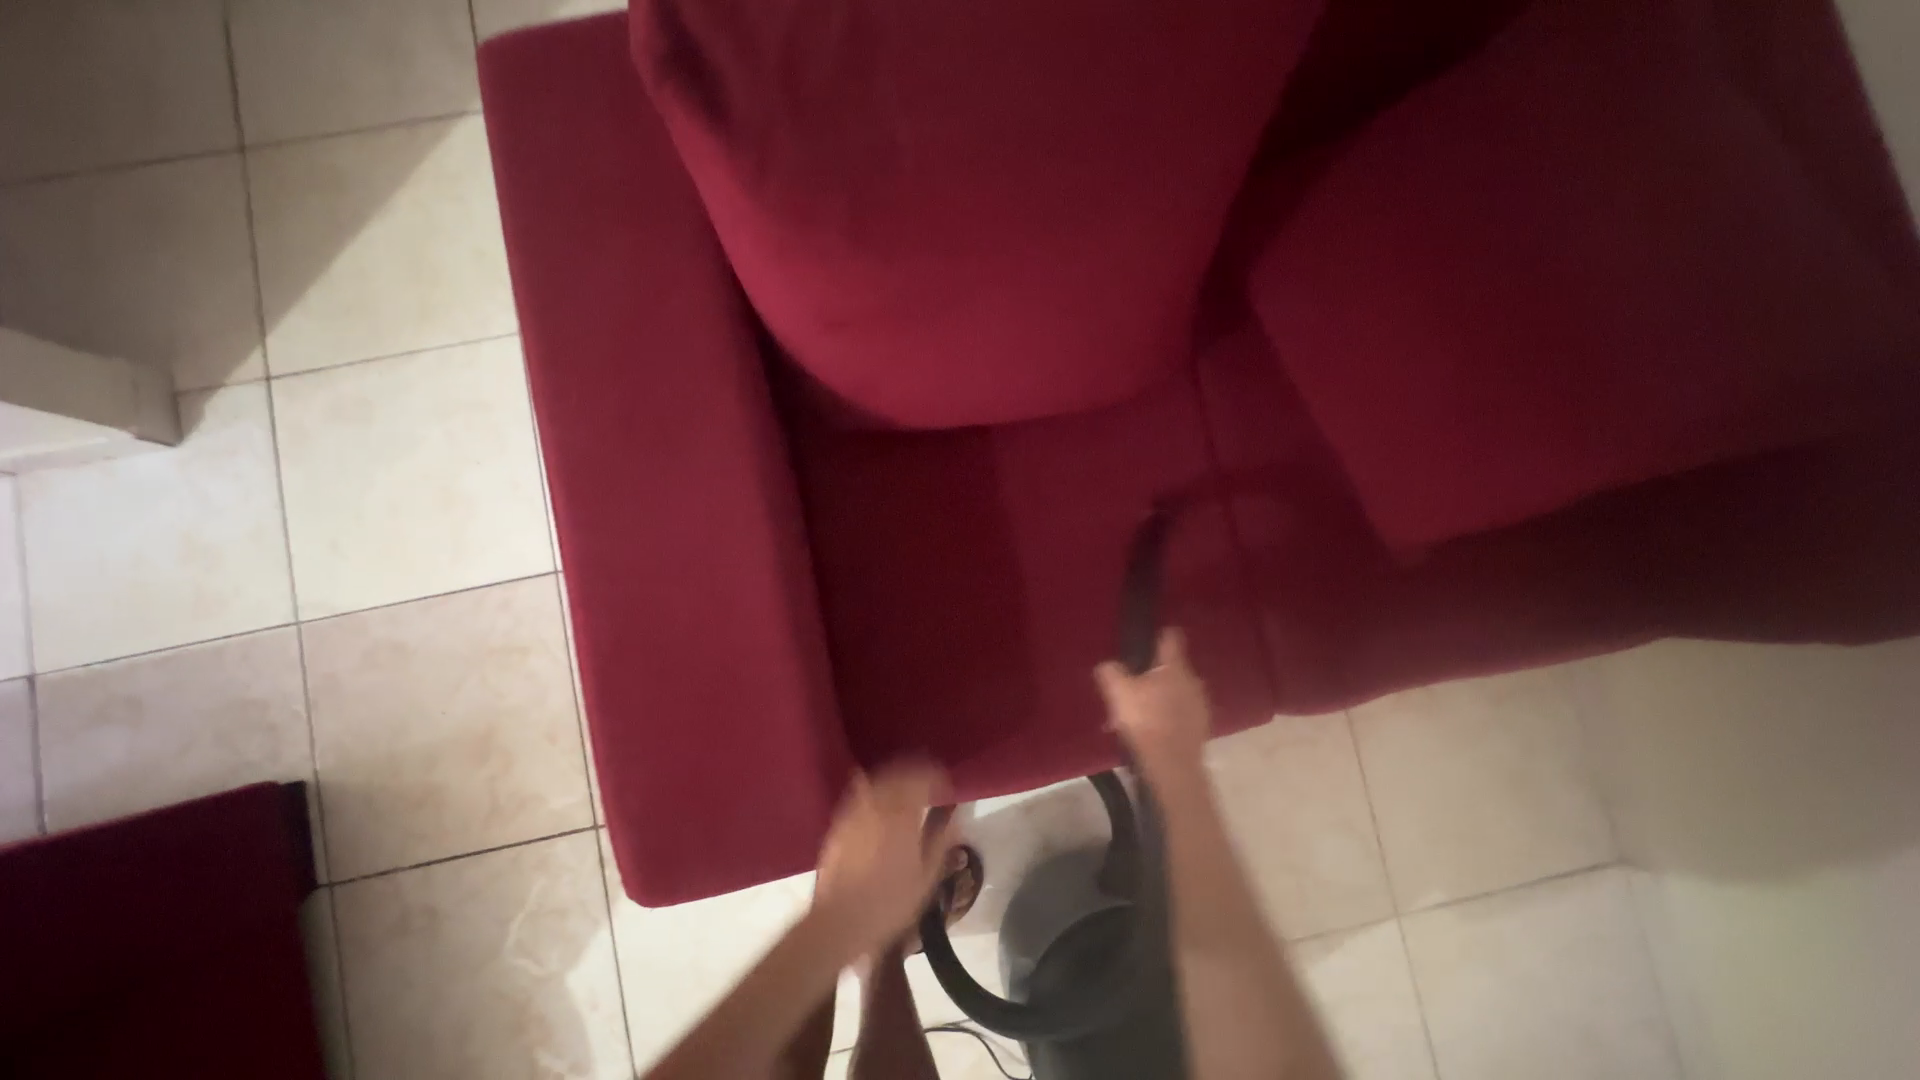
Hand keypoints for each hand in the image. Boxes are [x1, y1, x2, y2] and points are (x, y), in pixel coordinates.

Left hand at [811, 762, 960, 959]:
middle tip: (930, 783)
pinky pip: (858, 795)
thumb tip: (955, 817)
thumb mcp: (926, 878)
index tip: (947, 787)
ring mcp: (854, 813)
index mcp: (902, 816)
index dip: (937, 777)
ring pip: (876, 780)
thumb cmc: (889, 904)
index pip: (922, 778)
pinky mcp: (838, 824)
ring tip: (907, 789)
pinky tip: (878, 802)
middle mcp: (876, 806)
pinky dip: (872, 790)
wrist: (839, 921)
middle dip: (916, 772)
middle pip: (898, 773)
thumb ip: (941, 841)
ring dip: (894, 778)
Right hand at [1095, 628, 1211, 787]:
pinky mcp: (1202, 726)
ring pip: (1178, 691)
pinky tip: (1154, 730)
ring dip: (1162, 697)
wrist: (1172, 764)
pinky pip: (1183, 713)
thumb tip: (1107, 664)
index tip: (1146, 639)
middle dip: (1155, 674)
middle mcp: (1193, 679)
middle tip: (1134, 687)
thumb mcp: (1117, 692)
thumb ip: (1110, 672)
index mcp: (1174, 666)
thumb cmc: (1145, 721)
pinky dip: (1170, 717)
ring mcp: (1200, 703)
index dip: (1158, 634)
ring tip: (1141, 714)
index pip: (1170, 637)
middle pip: (1173, 667)